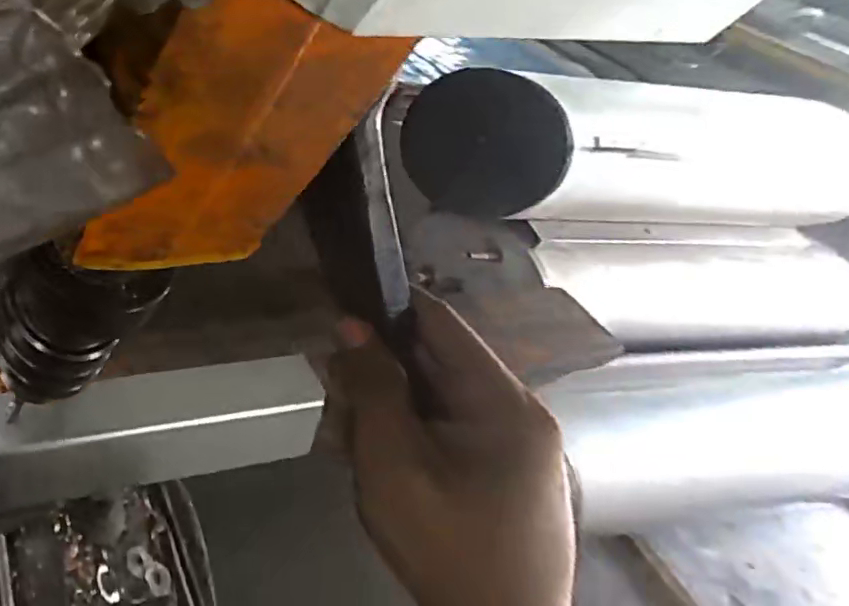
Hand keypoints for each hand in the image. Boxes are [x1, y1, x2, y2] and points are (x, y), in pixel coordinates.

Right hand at [324, 291, 574, 605]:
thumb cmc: (447, 543)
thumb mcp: (393, 458)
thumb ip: (372, 384)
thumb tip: (351, 323)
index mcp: (505, 404)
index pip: (438, 320)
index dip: (383, 304)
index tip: (333, 307)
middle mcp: (515, 414)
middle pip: (427, 358)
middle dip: (372, 369)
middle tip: (332, 395)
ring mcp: (509, 445)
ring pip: (426, 392)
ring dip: (378, 404)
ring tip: (345, 439)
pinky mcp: (497, 470)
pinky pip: (437, 424)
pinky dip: (397, 429)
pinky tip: (369, 456)